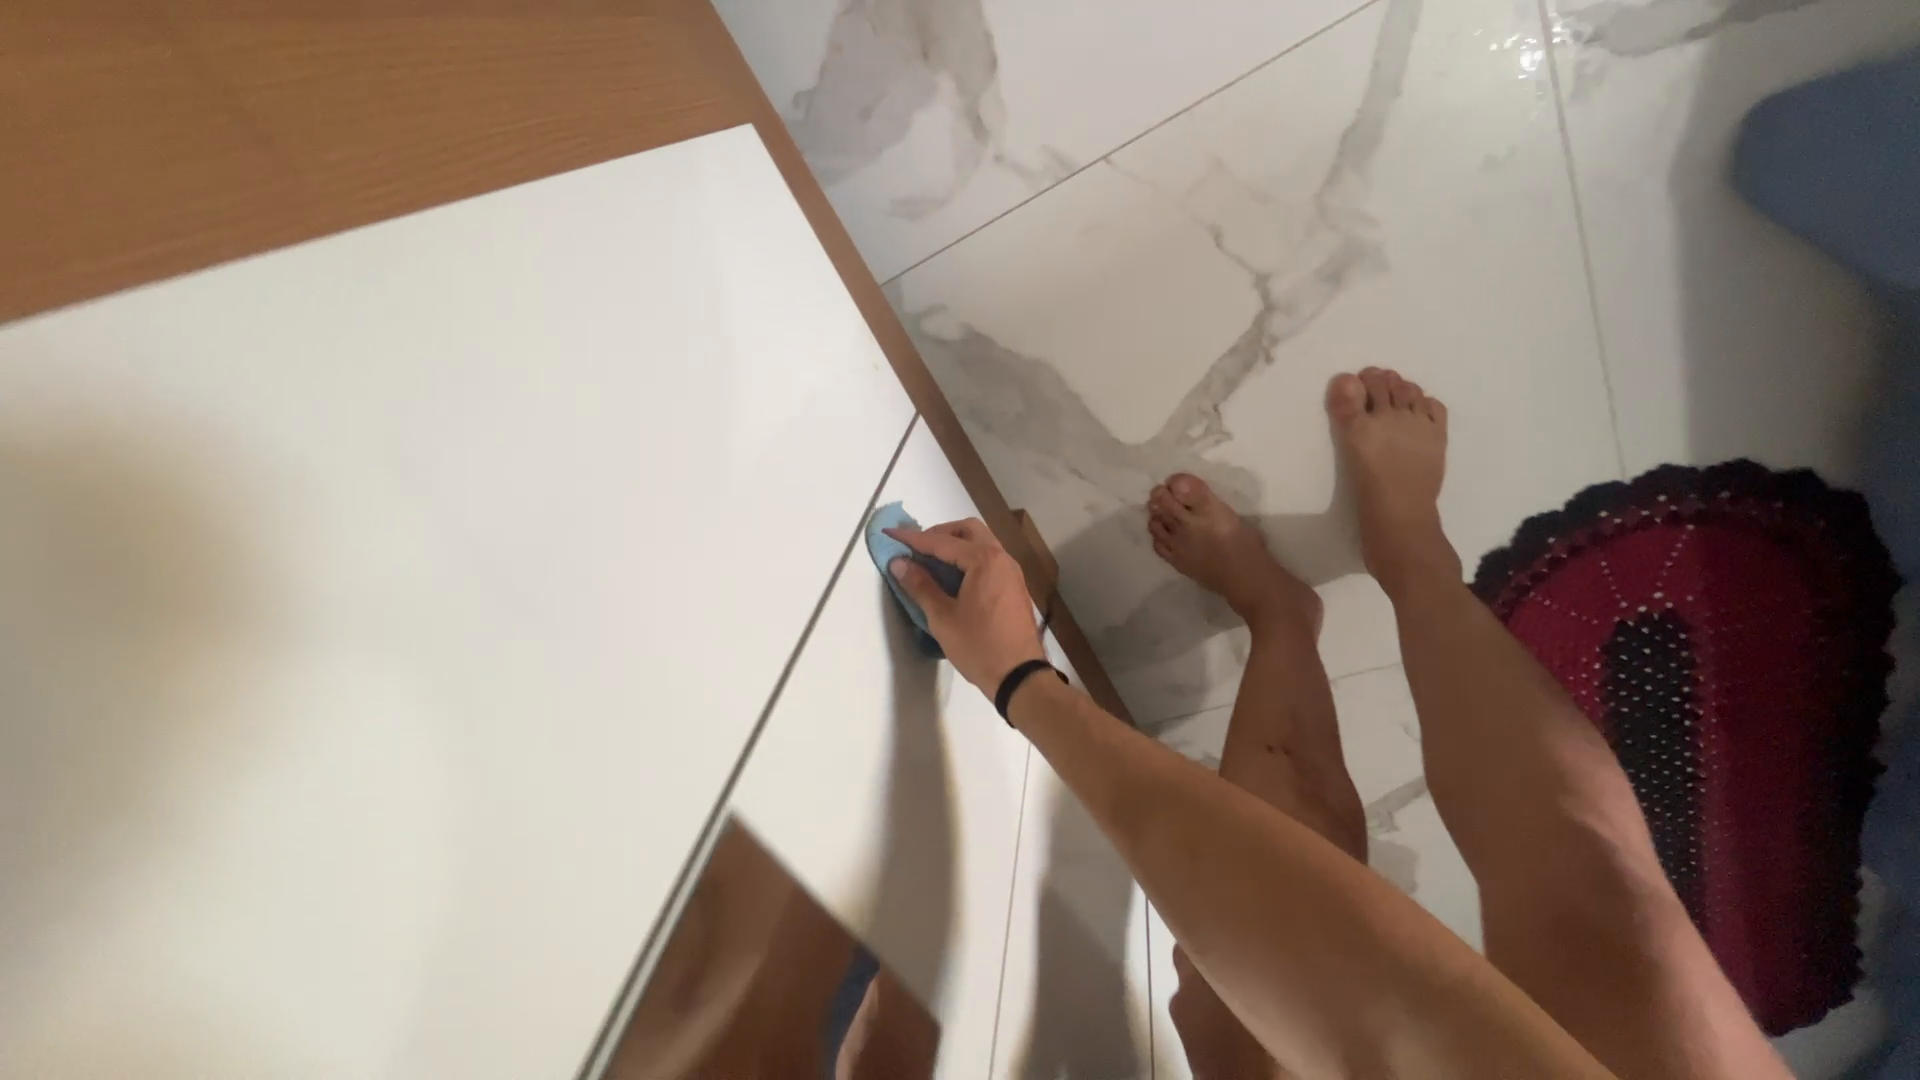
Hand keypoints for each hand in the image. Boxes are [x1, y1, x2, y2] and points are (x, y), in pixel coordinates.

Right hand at [884, 518, 1047, 694]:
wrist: (1020, 676)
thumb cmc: (979, 646)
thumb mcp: (943, 618)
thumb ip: (920, 586)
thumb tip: (899, 563)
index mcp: (984, 560)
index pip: (942, 541)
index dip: (913, 538)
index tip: (891, 533)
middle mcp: (1002, 558)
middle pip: (968, 530)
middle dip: (940, 534)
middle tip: (917, 549)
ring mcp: (1012, 572)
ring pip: (982, 543)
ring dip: (956, 546)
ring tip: (932, 564)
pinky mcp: (1015, 587)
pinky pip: (990, 560)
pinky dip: (970, 560)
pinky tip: (954, 579)